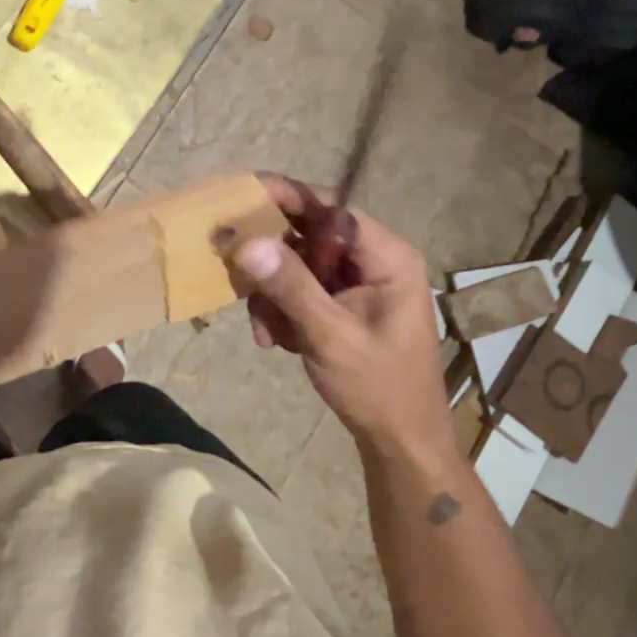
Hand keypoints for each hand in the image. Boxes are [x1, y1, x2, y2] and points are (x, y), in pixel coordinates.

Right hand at [230, 175, 453, 464]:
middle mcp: (375, 260)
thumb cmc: (378, 388)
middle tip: (235, 272)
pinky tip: (276, 340)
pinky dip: (283, 310)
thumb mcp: (330, 336)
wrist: (402, 443)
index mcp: (387, 258)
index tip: (243, 193)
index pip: (333, 208)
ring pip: (299, 264)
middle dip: (272, 260)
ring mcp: (360, 283)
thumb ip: (291, 287)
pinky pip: (302, 289)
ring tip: (265, 332)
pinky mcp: (345, 304)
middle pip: (310, 235)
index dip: (288, 196)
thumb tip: (247, 242)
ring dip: (273, 294)